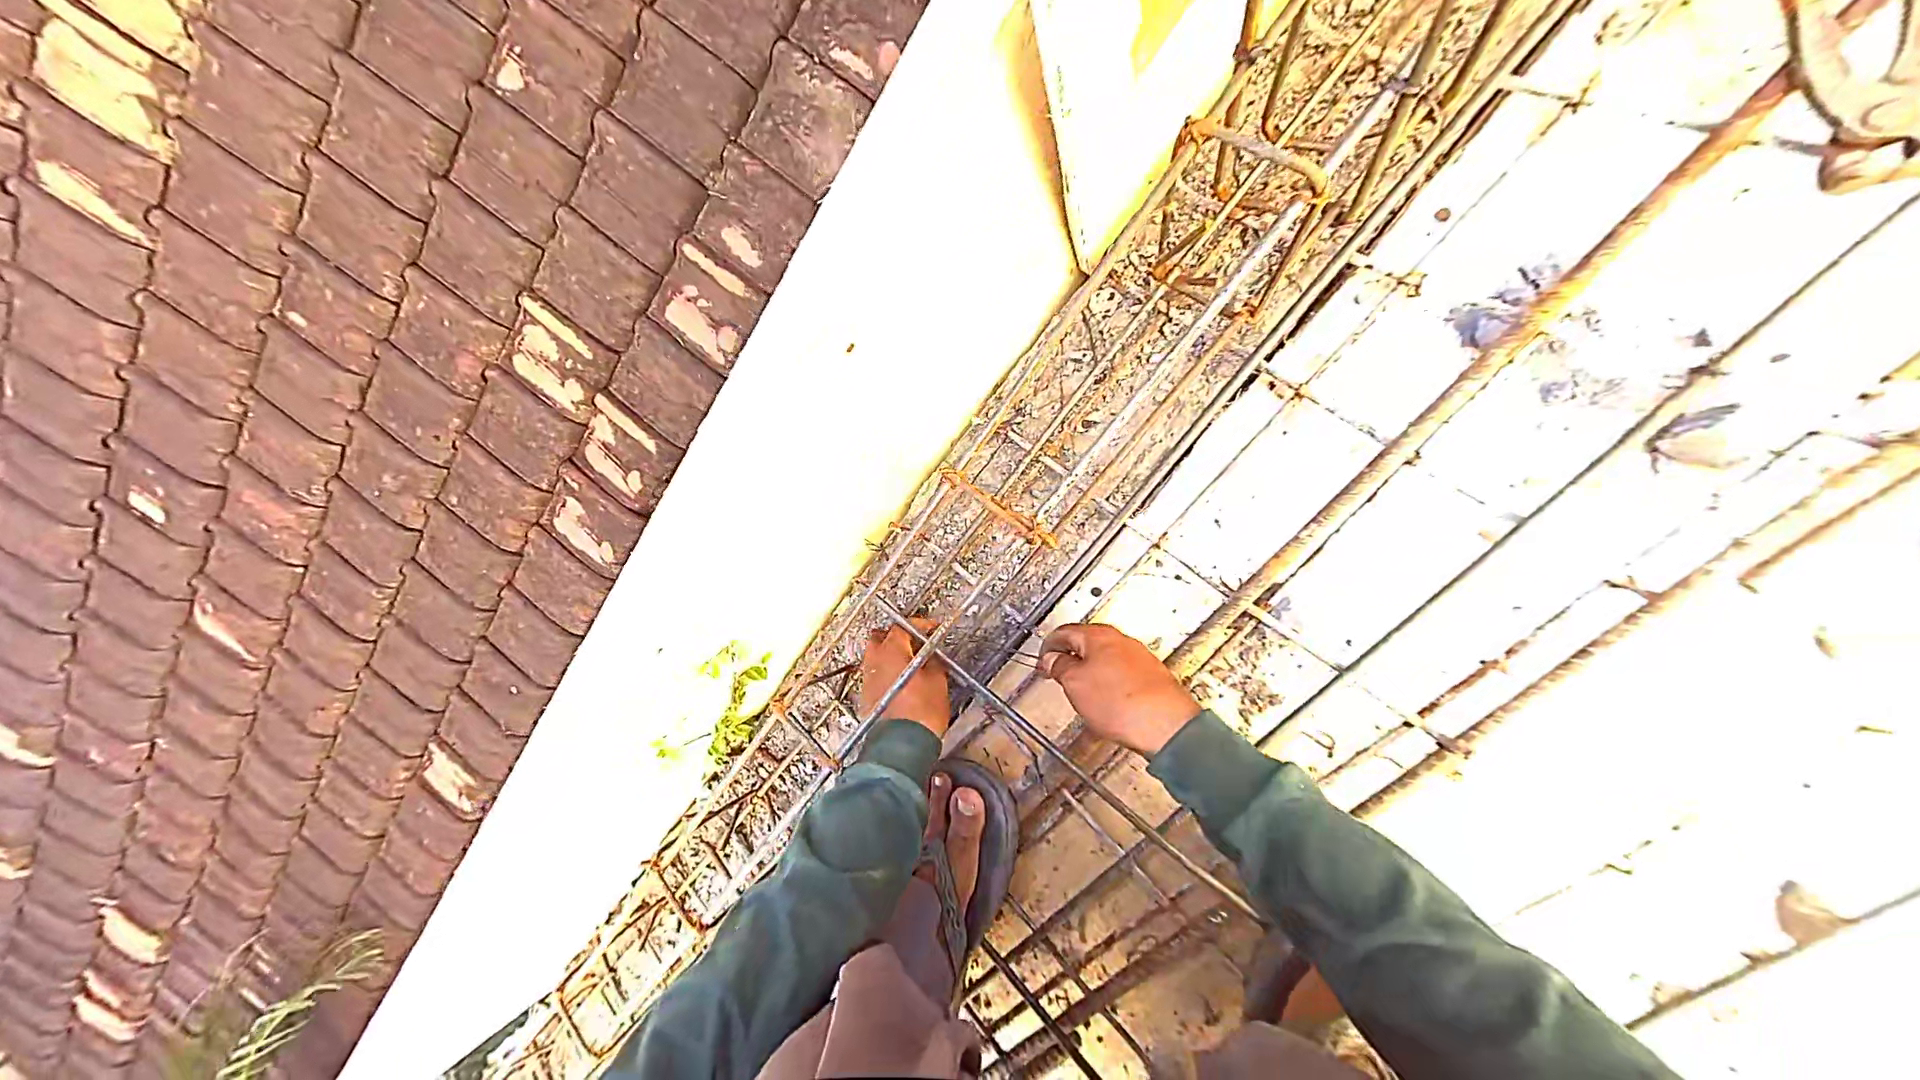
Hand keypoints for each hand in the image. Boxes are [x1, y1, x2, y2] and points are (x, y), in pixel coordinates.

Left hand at [858, 621, 949, 736]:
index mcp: (891, 652)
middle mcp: (874, 662)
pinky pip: (875, 675)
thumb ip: (933, 662)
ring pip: (876, 657)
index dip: (919, 625)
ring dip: (891, 655)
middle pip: (881, 637)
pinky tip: (902, 681)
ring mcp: (868, 679)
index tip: (930, 628)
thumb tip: (931, 657)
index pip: (902, 627)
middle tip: (917, 642)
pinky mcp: (867, 696)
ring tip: (911, 663)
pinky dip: (887, 672)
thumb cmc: (920, 713)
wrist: (903, 745)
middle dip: (898, 636)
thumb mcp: (937, 681)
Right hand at [1037, 624, 1199, 755]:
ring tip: (1083, 694)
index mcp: (1099, 636)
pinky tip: (1108, 702)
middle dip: (1071, 659)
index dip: (1049, 647)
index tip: (1044, 660)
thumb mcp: (1075, 684)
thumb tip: (1052, 659)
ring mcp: (1139, 658)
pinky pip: (1122, 675)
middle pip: (1087, 644)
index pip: (1064, 632)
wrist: (1167, 727)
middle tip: (1059, 675)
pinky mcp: (1151, 678)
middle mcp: (1122, 641)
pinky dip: (1110, 684)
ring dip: (1091, 673)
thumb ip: (1059, 666)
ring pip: (1106, 659)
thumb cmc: (1125, 704)